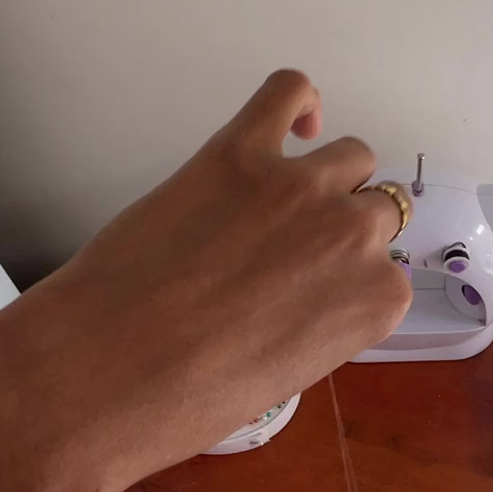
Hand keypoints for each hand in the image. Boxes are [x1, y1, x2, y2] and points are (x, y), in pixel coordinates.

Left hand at [0, 67, 413, 485]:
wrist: (107, 372)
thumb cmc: (195, 400)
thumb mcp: (287, 372)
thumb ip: (321, 318)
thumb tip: (305, 286)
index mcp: (377, 301)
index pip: (386, 276)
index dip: (346, 285)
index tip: (311, 297)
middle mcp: (357, 235)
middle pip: (376, 212)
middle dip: (341, 234)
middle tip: (291, 257)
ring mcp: (301, 186)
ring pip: (352, 156)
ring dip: (328, 180)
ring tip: (281, 205)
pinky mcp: (240, 151)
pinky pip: (290, 91)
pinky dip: (299, 102)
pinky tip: (292, 125)